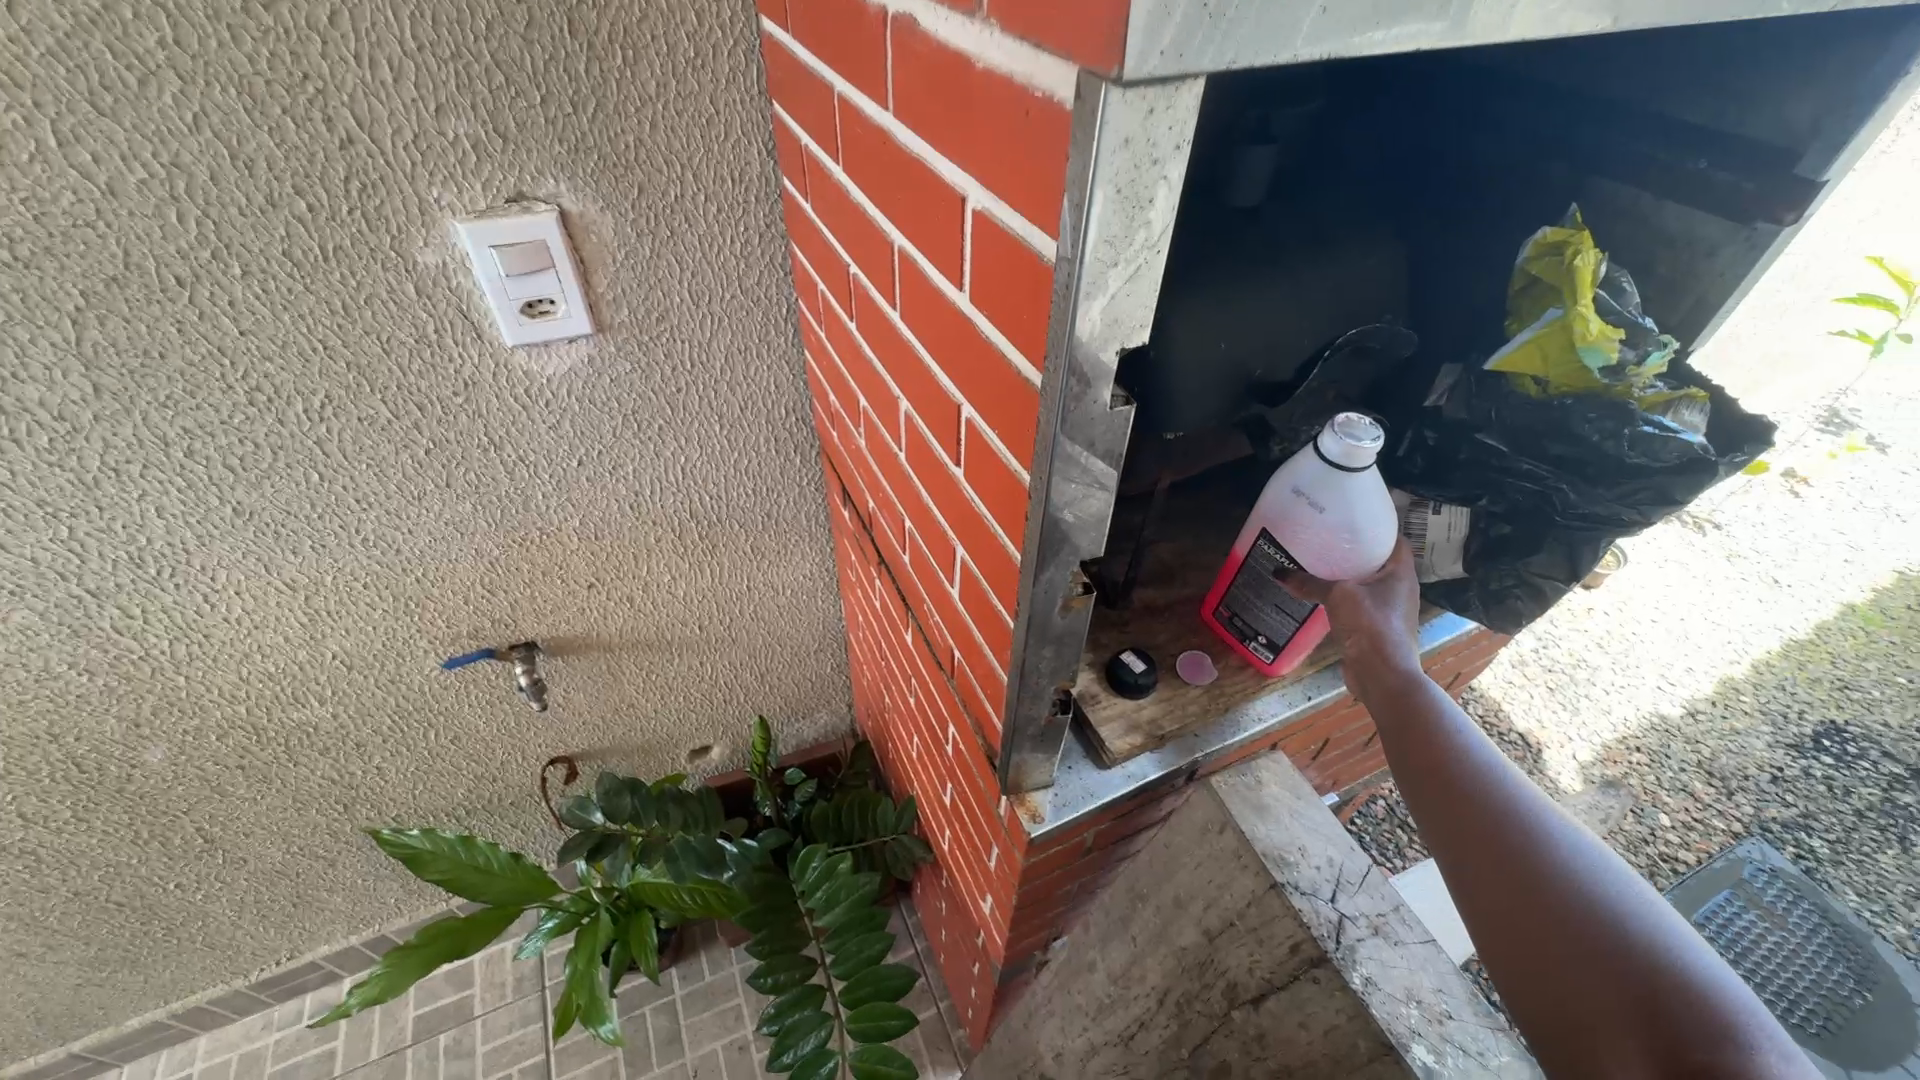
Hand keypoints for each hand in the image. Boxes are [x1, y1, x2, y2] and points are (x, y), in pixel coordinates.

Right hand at [1276, 537, 1422, 696]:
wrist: (1382, 675)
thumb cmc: (1371, 626)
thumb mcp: (1338, 596)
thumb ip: (1310, 582)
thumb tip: (1278, 573)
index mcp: (1401, 573)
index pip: (1394, 539)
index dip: (1377, 526)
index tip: (1353, 518)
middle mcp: (1400, 589)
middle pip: (1379, 562)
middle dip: (1356, 551)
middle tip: (1328, 538)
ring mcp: (1390, 611)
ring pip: (1367, 585)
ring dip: (1348, 577)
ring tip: (1320, 564)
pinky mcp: (1376, 629)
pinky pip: (1358, 605)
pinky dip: (1342, 599)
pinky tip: (1320, 596)